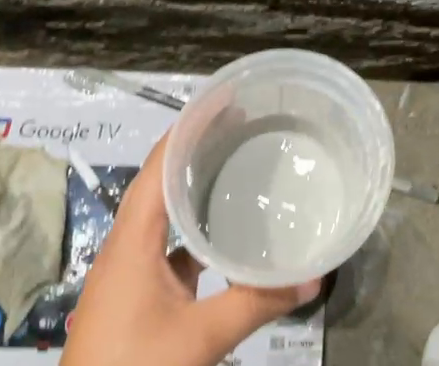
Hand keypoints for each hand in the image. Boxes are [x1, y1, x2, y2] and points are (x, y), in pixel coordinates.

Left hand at [63, 134, 321, 365]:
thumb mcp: (199, 338)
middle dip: (197, 148)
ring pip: (160, 214)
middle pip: (158, 181)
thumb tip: (314, 277)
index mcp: (132, 240)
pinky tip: (221, 237)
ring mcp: (125, 272)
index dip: (191, 125)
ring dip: (192, 188)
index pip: (160, 163)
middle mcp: (124, 246)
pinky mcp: (131, 295)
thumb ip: (255, 304)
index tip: (227, 99)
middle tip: (244, 126)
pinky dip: (191, 230)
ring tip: (236, 167)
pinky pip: (164, 246)